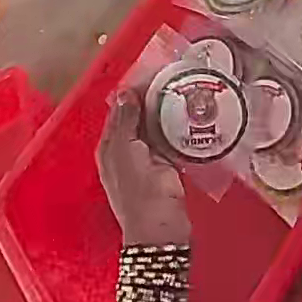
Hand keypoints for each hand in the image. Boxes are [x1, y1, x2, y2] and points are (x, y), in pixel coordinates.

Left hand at [97, 90, 190, 245]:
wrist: (162, 230)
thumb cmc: (141, 192)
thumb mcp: (127, 153)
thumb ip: (126, 123)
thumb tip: (125, 93)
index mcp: (110, 146)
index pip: (120, 110)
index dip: (134, 91)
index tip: (154, 72)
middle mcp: (125, 150)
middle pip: (138, 117)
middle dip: (153, 99)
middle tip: (174, 78)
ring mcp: (146, 159)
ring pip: (156, 128)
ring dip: (167, 112)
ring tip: (185, 91)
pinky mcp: (166, 166)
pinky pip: (170, 140)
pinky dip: (178, 128)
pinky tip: (191, 116)